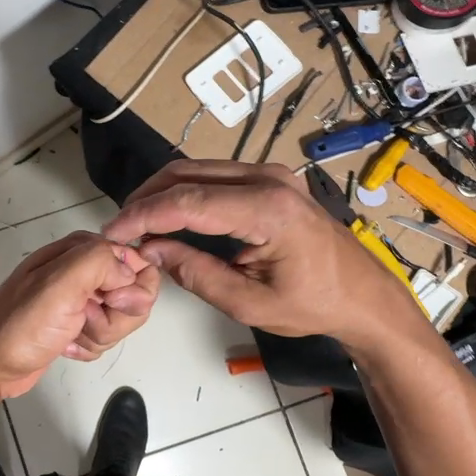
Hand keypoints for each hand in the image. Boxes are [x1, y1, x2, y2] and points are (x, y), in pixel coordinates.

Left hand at [0, 232, 159, 399]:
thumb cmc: (20, 323)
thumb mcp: (60, 283)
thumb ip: (101, 263)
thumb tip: (131, 272)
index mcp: (83, 250)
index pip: (138, 263)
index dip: (131, 289)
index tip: (106, 302)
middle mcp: (84, 270)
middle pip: (135, 295)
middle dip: (114, 317)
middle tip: (81, 319)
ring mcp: (80, 299)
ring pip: (121, 320)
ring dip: (99, 334)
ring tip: (67, 334)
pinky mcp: (76, 325)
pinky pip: (105, 336)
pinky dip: (87, 346)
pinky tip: (64, 346)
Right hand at [101, 160, 422, 348]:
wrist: (363, 295)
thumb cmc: (313, 305)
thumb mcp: (249, 303)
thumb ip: (196, 274)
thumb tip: (150, 250)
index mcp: (267, 210)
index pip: (187, 203)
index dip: (143, 216)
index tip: (112, 234)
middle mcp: (268, 180)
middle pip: (187, 175)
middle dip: (146, 200)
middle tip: (120, 230)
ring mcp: (270, 174)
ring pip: (197, 170)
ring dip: (161, 194)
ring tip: (136, 225)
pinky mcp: (269, 179)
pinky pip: (214, 176)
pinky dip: (183, 193)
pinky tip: (166, 216)